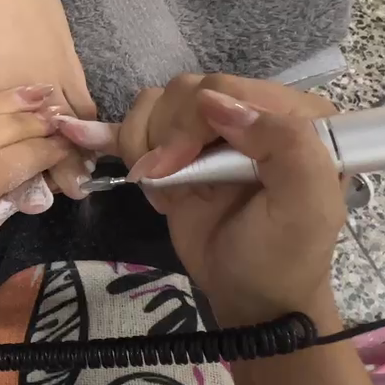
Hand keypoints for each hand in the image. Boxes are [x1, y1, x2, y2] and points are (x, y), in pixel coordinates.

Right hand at [111, 74, 346, 330]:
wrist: (249, 295)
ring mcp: (208, 132)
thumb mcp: (304, 208)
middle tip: (167, 179)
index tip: (177, 167)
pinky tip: (80, 135)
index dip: (191, 122)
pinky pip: (136, 123)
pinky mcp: (174, 150)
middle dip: (166, 136)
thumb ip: (284, 145)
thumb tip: (215, 101)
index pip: (224, 88)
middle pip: (184, 92)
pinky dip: (108, 132)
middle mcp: (251, 114)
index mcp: (293, 116)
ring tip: (158, 184)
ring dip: (142, 144)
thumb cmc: (281, 256)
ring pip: (155, 104)